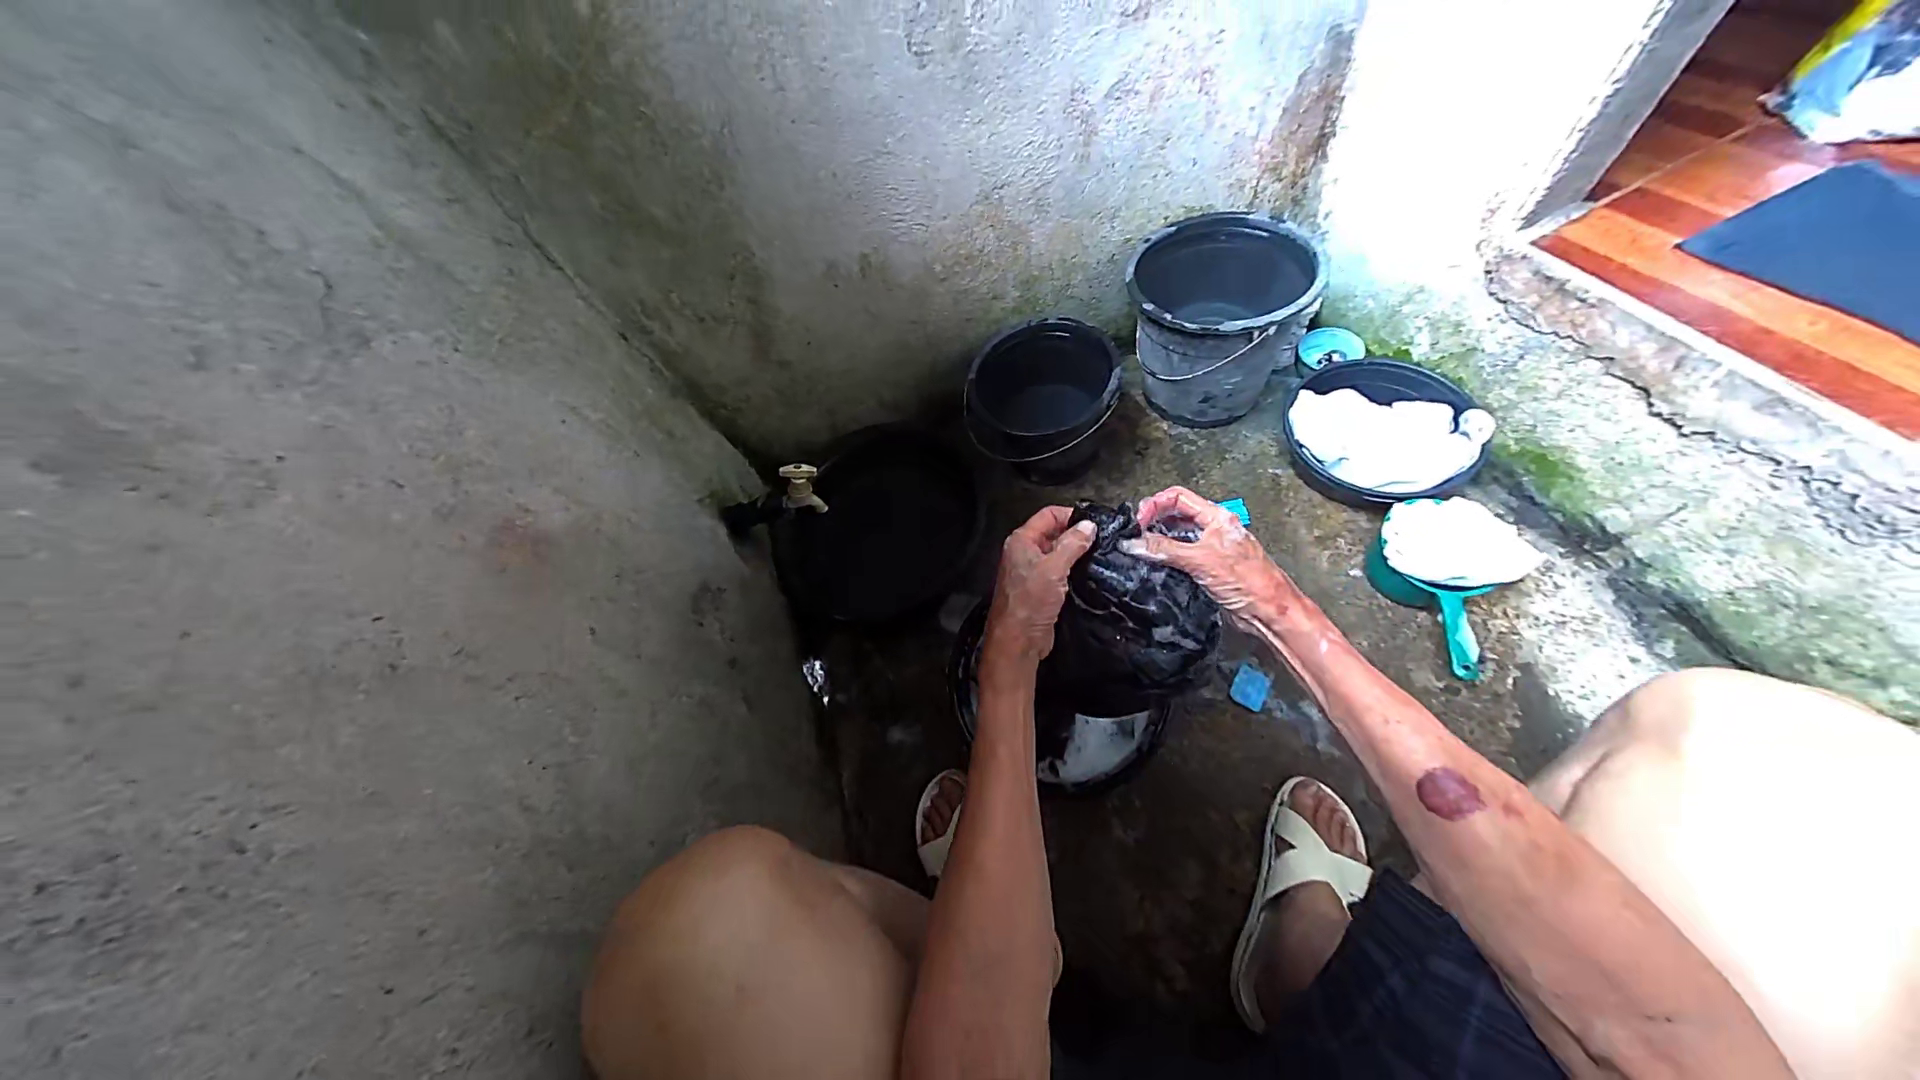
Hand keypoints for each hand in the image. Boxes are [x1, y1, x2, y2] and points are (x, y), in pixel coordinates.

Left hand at [981, 506, 1097, 673]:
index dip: (1071, 515)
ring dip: (1076, 554)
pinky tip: (1090, 572)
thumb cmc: (1031, 601)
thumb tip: (1089, 525)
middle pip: (1054, 533)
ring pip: (1058, 553)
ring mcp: (1031, 571)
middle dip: (1076, 534)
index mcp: (1021, 541)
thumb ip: (1072, 544)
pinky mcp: (1040, 589)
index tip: (1095, 523)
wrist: (1018, 641)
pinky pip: (1059, 572)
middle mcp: (1024, 552)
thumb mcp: (1054, 568)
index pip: (1048, 515)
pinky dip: (1073, 570)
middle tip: (1102, 539)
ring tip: (1100, 554)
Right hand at [1121, 486, 1290, 625]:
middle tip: (1135, 534)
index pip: (1177, 497)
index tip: (1138, 522)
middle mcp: (1212, 528)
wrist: (1268, 610)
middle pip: (1175, 513)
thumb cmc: (1248, 581)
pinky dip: (1165, 556)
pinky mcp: (1207, 567)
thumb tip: (1133, 543)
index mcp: (1216, 517)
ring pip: (1176, 534)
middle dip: (1153, 519)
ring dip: (1158, 539)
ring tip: (1140, 548)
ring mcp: (1209, 548)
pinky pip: (1180, 555)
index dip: (1154, 505)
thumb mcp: (1200, 559)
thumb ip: (1164, 549)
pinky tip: (1154, 563)